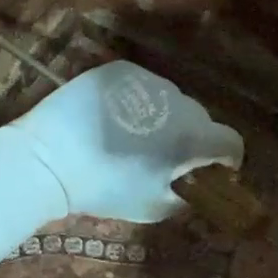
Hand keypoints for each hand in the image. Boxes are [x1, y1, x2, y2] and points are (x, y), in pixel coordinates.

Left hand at [7, 61, 243, 222]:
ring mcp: (146, 80)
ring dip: (162, 116)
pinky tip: (113, 118)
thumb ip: (185, 198)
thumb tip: (194, 189)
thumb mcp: (152, 207)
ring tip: (133, 136)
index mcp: (191, 137)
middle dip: (190, 137)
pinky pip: (140, 85)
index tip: (211, 170)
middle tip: (164, 156)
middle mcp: (176, 101)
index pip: (230, 142)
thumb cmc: (102, 189)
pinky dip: (135, 100)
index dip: (225, 159)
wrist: (46, 159)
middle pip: (199, 118)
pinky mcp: (117, 70)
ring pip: (169, 99)